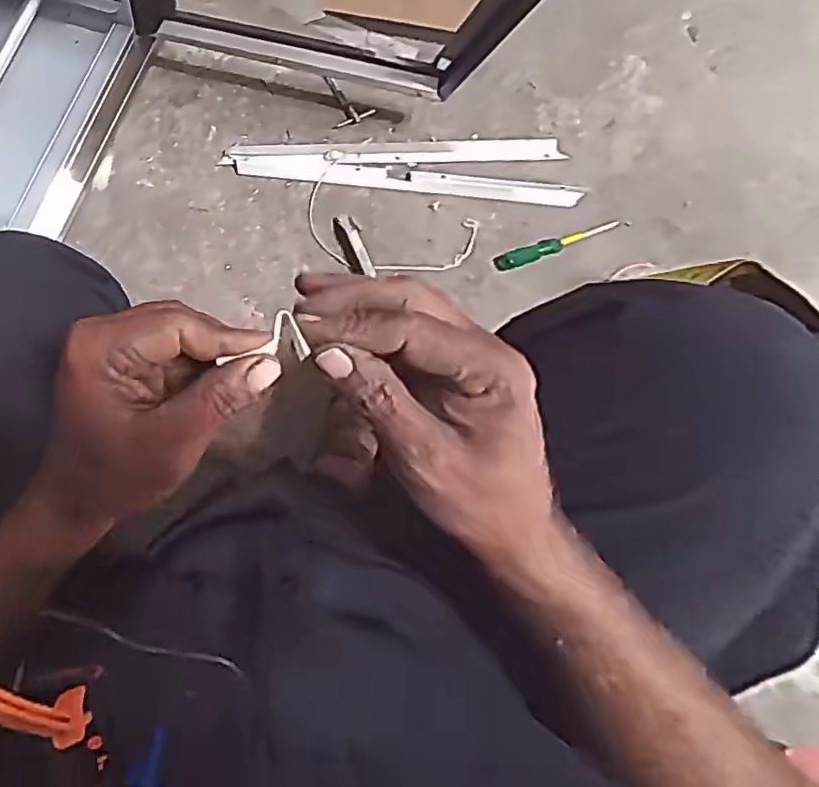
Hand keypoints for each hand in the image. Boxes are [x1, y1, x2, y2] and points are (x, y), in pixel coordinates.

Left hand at [33, 301, 281, 528]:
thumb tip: (267, 365)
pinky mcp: (118, 355)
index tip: (267, 348)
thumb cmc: (115, 479)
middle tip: (259, 363)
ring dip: (208, 354)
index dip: (224, 336)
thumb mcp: (173, 443)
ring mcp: (106, 341)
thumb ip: (218, 400)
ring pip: (174, 330)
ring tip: (242, 374)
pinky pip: (166, 346)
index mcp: (100, 346)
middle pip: (174, 321)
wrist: (76, 502)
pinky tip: (215, 381)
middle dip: (217, 344)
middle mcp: (99, 332)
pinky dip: (194, 363)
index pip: (174, 324)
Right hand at [296, 274, 561, 564]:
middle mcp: (485, 344)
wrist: (514, 528)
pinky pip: (408, 320)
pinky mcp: (452, 357)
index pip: (411, 328)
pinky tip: (340, 307)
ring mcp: (471, 346)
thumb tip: (329, 355)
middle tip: (303, 305)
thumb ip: (378, 400)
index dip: (354, 325)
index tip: (306, 330)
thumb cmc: (477, 501)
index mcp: (489, 366)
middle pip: (412, 299)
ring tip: (311, 291)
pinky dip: (370, 310)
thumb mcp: (423, 458)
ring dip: (358, 294)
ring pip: (410, 300)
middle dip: (352, 296)